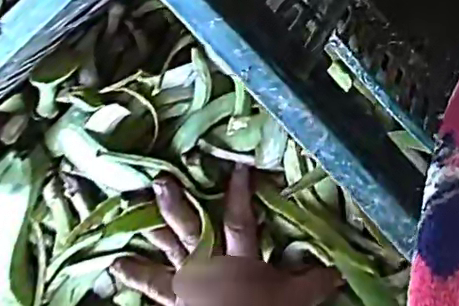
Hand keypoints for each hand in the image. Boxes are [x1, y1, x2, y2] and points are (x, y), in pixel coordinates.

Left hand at [110, 166, 340, 305]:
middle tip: (157, 183)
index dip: (240, 191)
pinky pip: (153, 299)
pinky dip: (137, 288)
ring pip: (161, 269)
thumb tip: (341, 265)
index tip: (238, 165)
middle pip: (190, 232)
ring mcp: (184, 296)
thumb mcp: (293, 302)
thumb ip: (313, 281)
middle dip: (175, 207)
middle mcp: (206, 270)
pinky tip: (118, 277)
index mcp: (237, 259)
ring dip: (142, 255)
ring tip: (117, 248)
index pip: (240, 217)